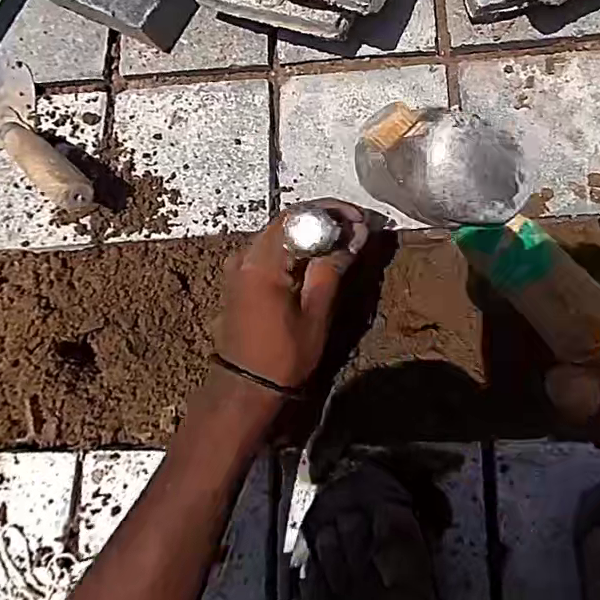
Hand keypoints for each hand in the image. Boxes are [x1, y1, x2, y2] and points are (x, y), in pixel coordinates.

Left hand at [215, 201, 370, 390]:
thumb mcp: (315, 314)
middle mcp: (244, 256)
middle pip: (288, 220)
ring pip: (280, 233)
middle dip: (324, 219)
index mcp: (261, 262)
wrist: (244, 388)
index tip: (360, 221)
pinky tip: (320, 257)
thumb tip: (355, 236)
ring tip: (346, 241)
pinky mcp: (240, 276)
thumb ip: (332, 269)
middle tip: (357, 229)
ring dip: (312, 232)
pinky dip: (297, 247)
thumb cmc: (282, 357)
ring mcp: (239, 265)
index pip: (297, 216)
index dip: (332, 212)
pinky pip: (272, 249)